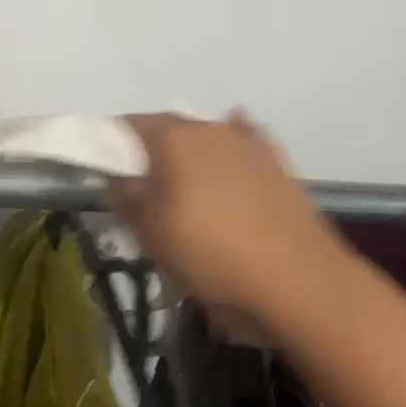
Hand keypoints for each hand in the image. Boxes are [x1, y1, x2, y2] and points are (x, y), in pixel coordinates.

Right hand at [108, 111, 355, 320]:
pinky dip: (234, 149)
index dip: (111, 143)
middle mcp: (210, 129)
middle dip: (151, 149)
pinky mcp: (280, 166)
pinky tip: (231, 156)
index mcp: (172, 138)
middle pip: (169, 128)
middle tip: (141, 183)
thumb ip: (126, 200)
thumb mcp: (151, 234)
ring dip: (191, 153)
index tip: (104, 168)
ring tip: (186, 183)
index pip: (128, 124)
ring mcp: (250, 144)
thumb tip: (115, 180)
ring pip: (207, 137)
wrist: (301, 282)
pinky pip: (247, 146)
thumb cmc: (211, 254)